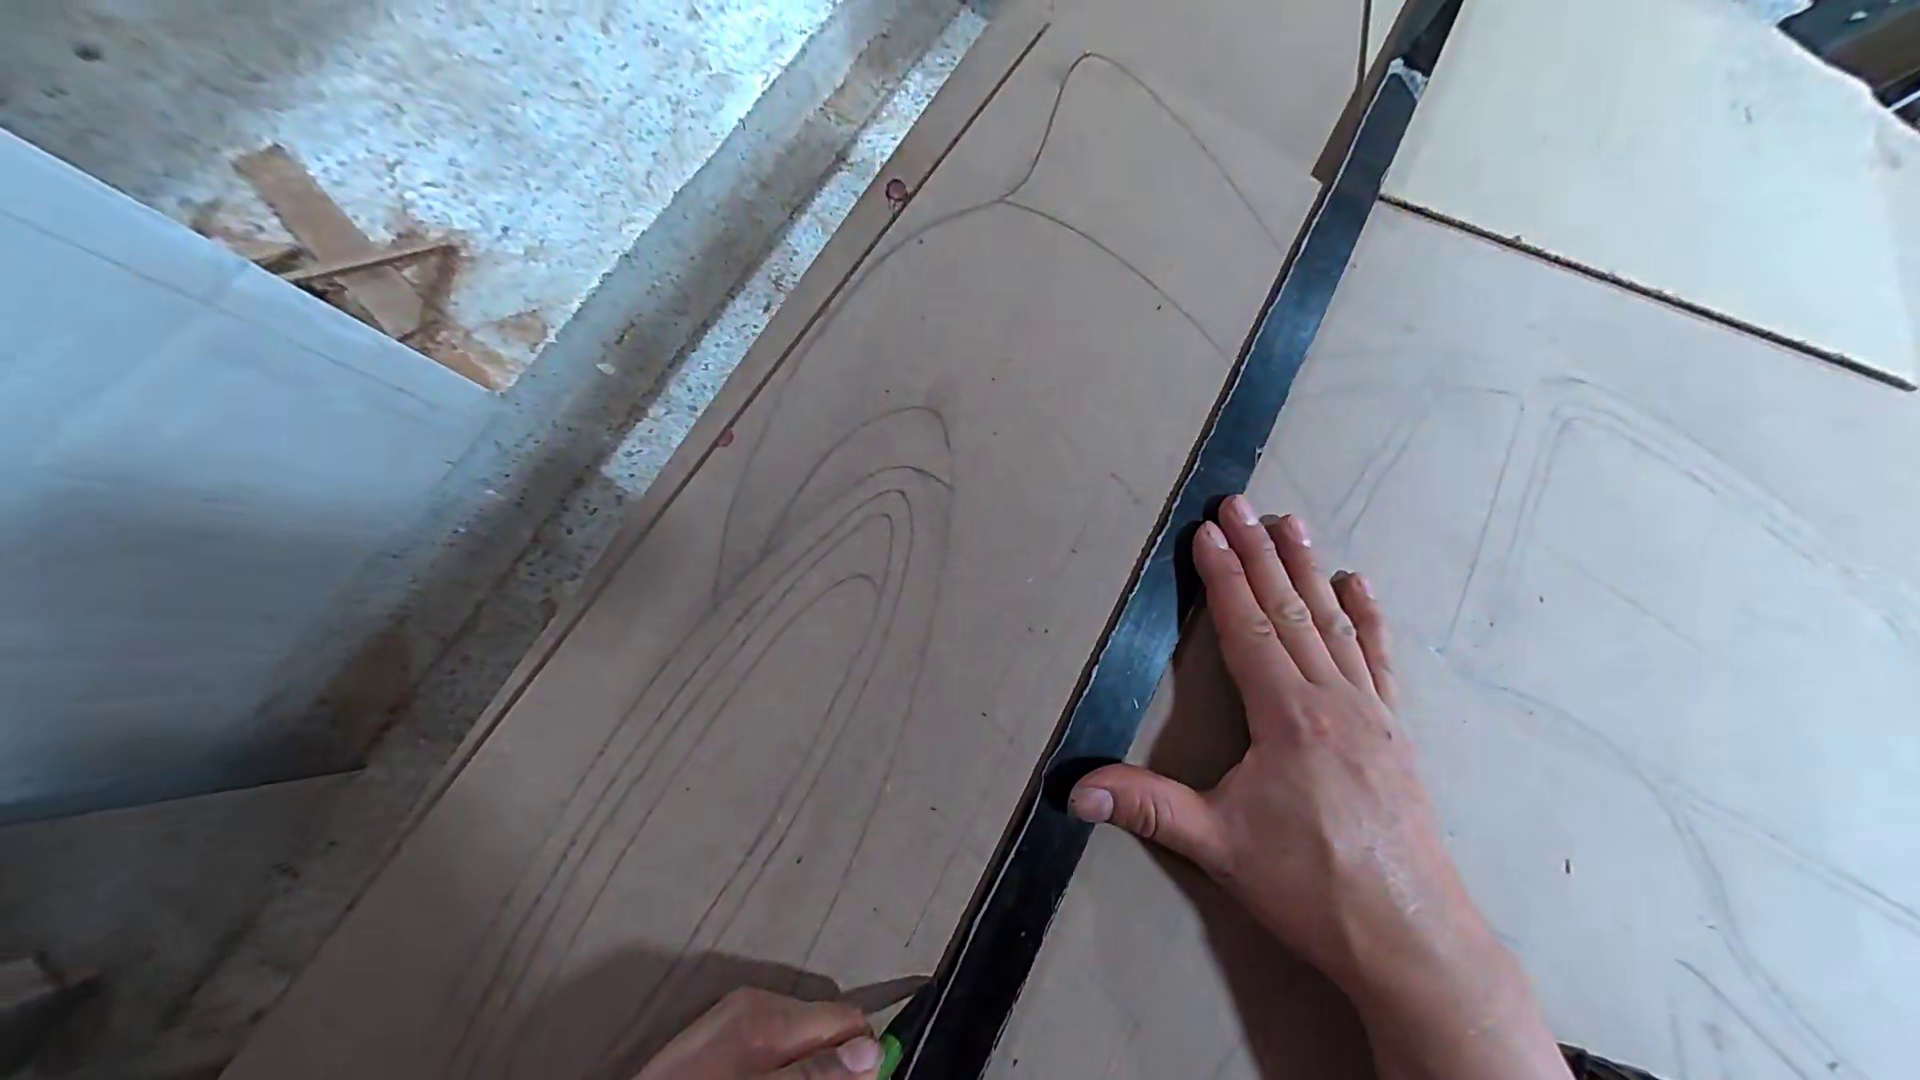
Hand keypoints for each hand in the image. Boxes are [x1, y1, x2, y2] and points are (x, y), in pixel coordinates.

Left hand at [634, 988, 881, 1079]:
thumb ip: (816, 1074)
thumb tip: (874, 1051)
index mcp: (772, 1015)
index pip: (847, 1017)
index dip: (859, 1057)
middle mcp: (761, 1000)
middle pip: (826, 1025)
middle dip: (830, 1064)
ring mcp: (739, 1010)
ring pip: (801, 1033)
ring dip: (805, 1066)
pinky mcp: (724, 1024)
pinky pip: (773, 1037)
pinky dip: (779, 1063)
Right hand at [1068, 495, 1567, 1079]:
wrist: (1414, 942)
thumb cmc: (1311, 886)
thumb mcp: (1217, 845)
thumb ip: (1146, 807)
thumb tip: (1074, 791)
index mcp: (1289, 716)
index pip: (1248, 628)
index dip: (1223, 577)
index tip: (1207, 532)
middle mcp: (1334, 700)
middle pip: (1289, 610)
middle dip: (1259, 552)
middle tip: (1240, 503)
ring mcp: (1372, 713)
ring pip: (1334, 623)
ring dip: (1308, 570)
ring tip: (1293, 523)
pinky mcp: (1394, 733)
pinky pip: (1378, 659)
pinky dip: (1367, 617)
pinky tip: (1359, 586)